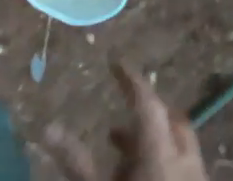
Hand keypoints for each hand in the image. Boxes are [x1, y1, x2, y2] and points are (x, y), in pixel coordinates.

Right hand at [45, 64, 208, 180]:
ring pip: (181, 148)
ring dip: (154, 138)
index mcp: (159, 154)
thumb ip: (75, 160)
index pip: (148, 105)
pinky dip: (164, 160)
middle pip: (175, 122)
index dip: (132, 81)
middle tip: (123, 104)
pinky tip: (141, 175)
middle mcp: (186, 165)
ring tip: (120, 146)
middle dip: (150, 109)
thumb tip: (46, 126)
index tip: (115, 64)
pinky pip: (185, 169)